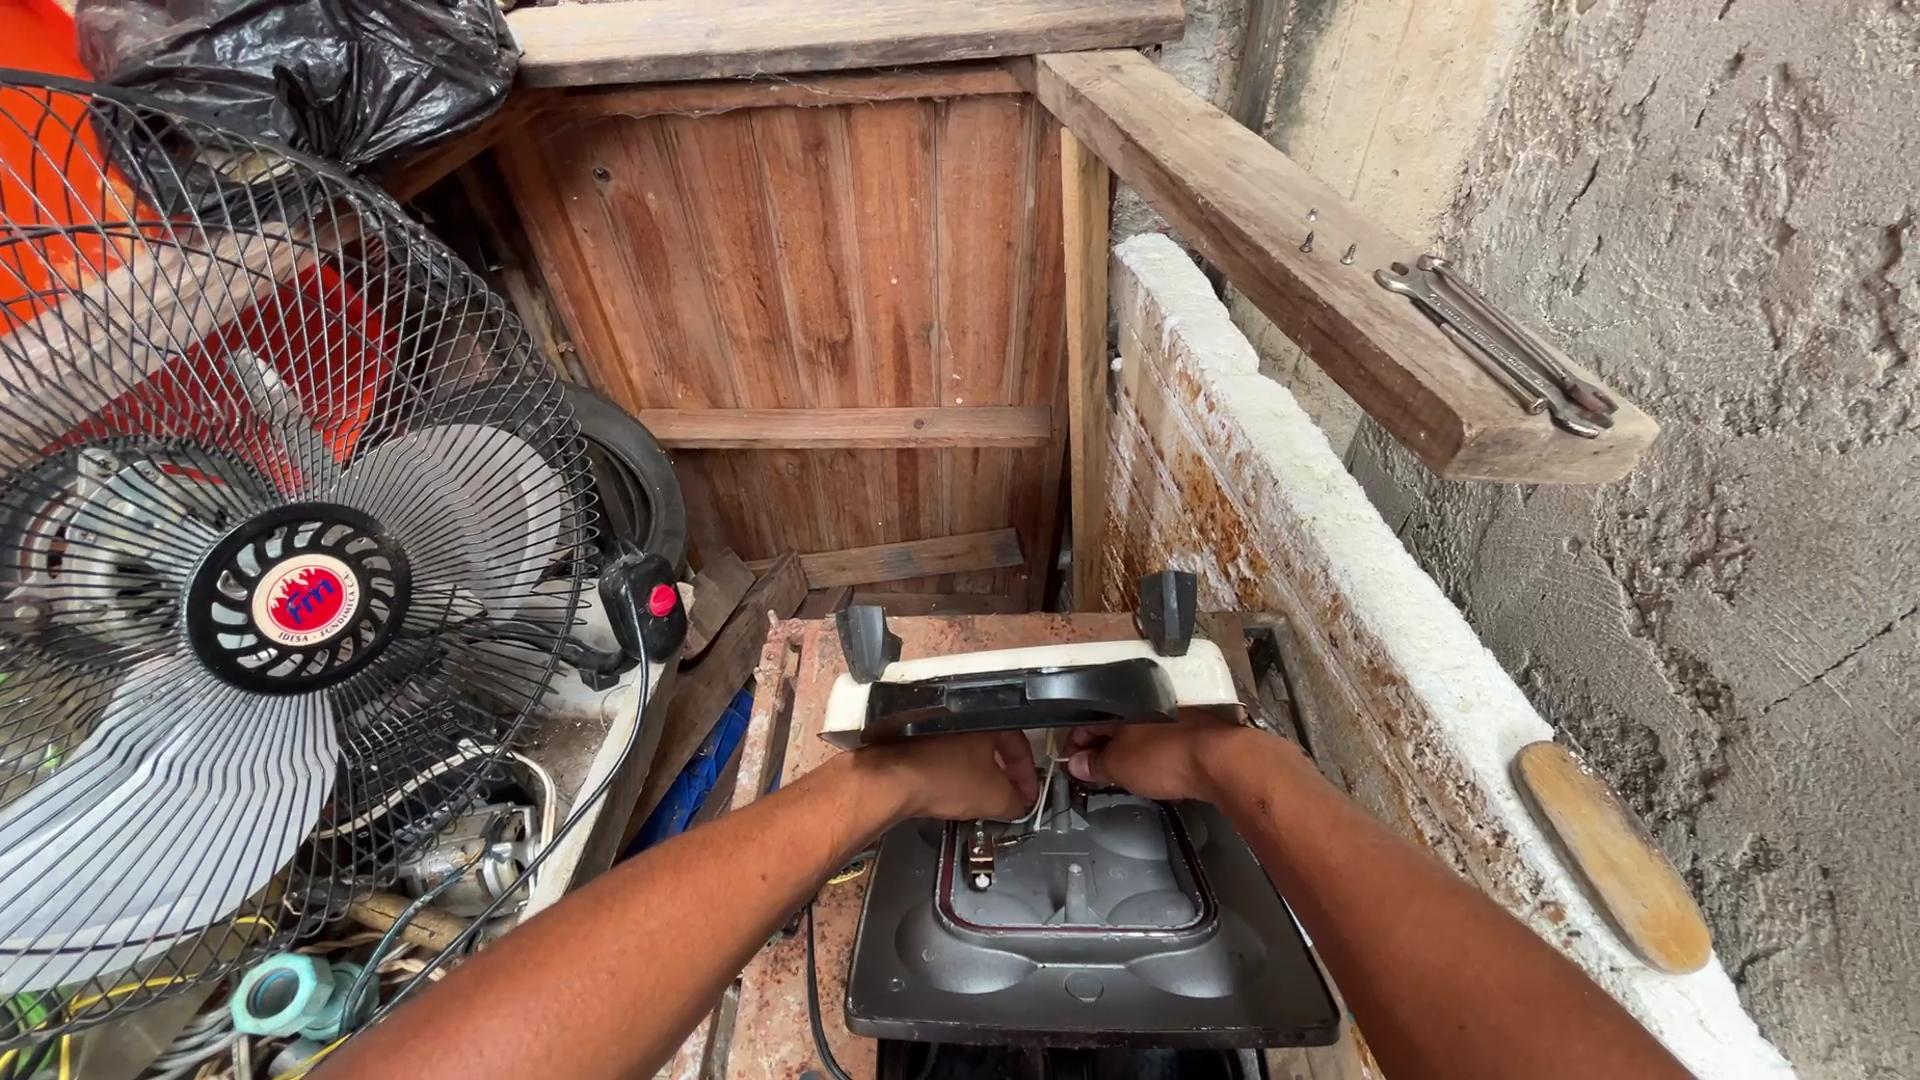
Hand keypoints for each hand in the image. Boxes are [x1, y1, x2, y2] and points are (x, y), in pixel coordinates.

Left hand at [856, 730, 1039, 822]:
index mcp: (988, 721)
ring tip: (983, 800)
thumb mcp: (994, 797)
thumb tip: (1020, 805)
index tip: (1028, 797)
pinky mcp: (916, 739)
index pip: (1019, 745)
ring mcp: (938, 725)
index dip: (1028, 775)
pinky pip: (947, 757)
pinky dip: (956, 774)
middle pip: (994, 747)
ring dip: (980, 776)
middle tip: (1010, 798)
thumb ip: (1015, 801)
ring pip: (969, 752)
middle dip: (1005, 776)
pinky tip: (954, 792)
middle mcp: (963, 717)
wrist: (894, 777)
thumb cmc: (945, 777)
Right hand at [1064, 710, 1261, 802]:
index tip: (1071, 764)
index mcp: (1119, 705)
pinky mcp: (1190, 725)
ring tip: (1122, 774)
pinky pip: (1159, 736)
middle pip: (1111, 724)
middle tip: (1094, 772)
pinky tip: (1151, 768)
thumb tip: (1076, 764)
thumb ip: (1094, 765)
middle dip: (1099, 748)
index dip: (1074, 745)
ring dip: (1125, 750)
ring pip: (1136, 730)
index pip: (1084, 722)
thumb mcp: (1119, 766)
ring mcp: (1168, 710)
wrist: (1220, 758)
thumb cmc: (1165, 756)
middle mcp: (1142, 700)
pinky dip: (1149, 751)